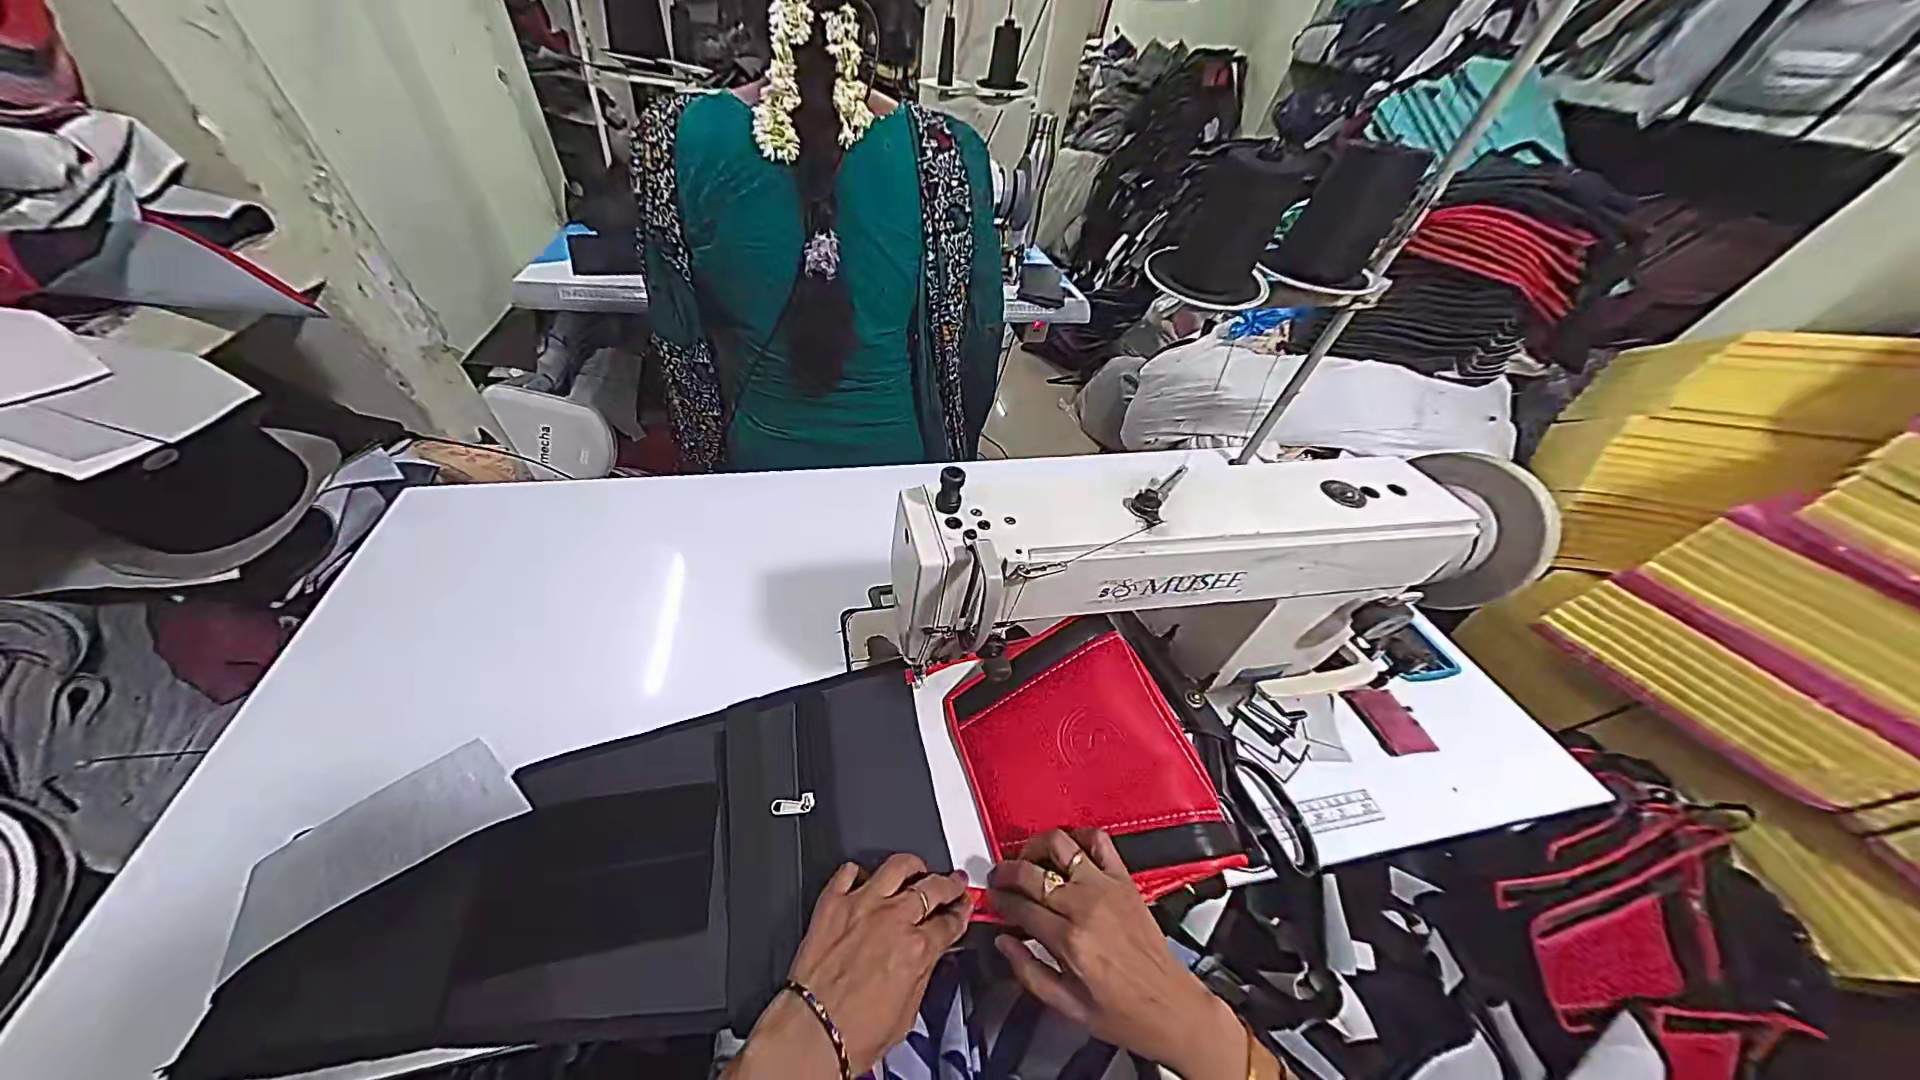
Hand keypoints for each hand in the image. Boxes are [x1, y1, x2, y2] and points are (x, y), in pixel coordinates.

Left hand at [728, 854, 973, 1079]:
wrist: (811, 1033)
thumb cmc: (853, 1034)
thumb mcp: (907, 1013)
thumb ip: (921, 973)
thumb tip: (926, 957)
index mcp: (916, 949)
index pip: (949, 921)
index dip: (961, 913)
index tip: (962, 909)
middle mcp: (892, 919)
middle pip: (933, 886)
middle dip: (950, 884)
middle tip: (954, 883)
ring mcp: (862, 905)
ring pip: (897, 866)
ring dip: (913, 866)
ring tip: (917, 868)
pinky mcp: (833, 902)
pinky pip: (849, 871)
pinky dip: (859, 871)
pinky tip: (865, 876)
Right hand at [990, 829, 1250, 1079]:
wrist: (1172, 1008)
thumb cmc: (1126, 1012)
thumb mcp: (1068, 1008)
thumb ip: (1029, 973)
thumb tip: (1004, 943)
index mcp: (1069, 941)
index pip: (1020, 905)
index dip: (1000, 899)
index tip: (994, 898)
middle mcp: (1086, 907)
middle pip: (1031, 872)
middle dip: (1007, 871)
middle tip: (1001, 876)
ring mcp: (1106, 888)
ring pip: (1060, 844)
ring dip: (1036, 845)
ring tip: (1028, 856)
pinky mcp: (1124, 880)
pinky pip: (1099, 841)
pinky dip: (1079, 835)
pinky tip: (1068, 846)